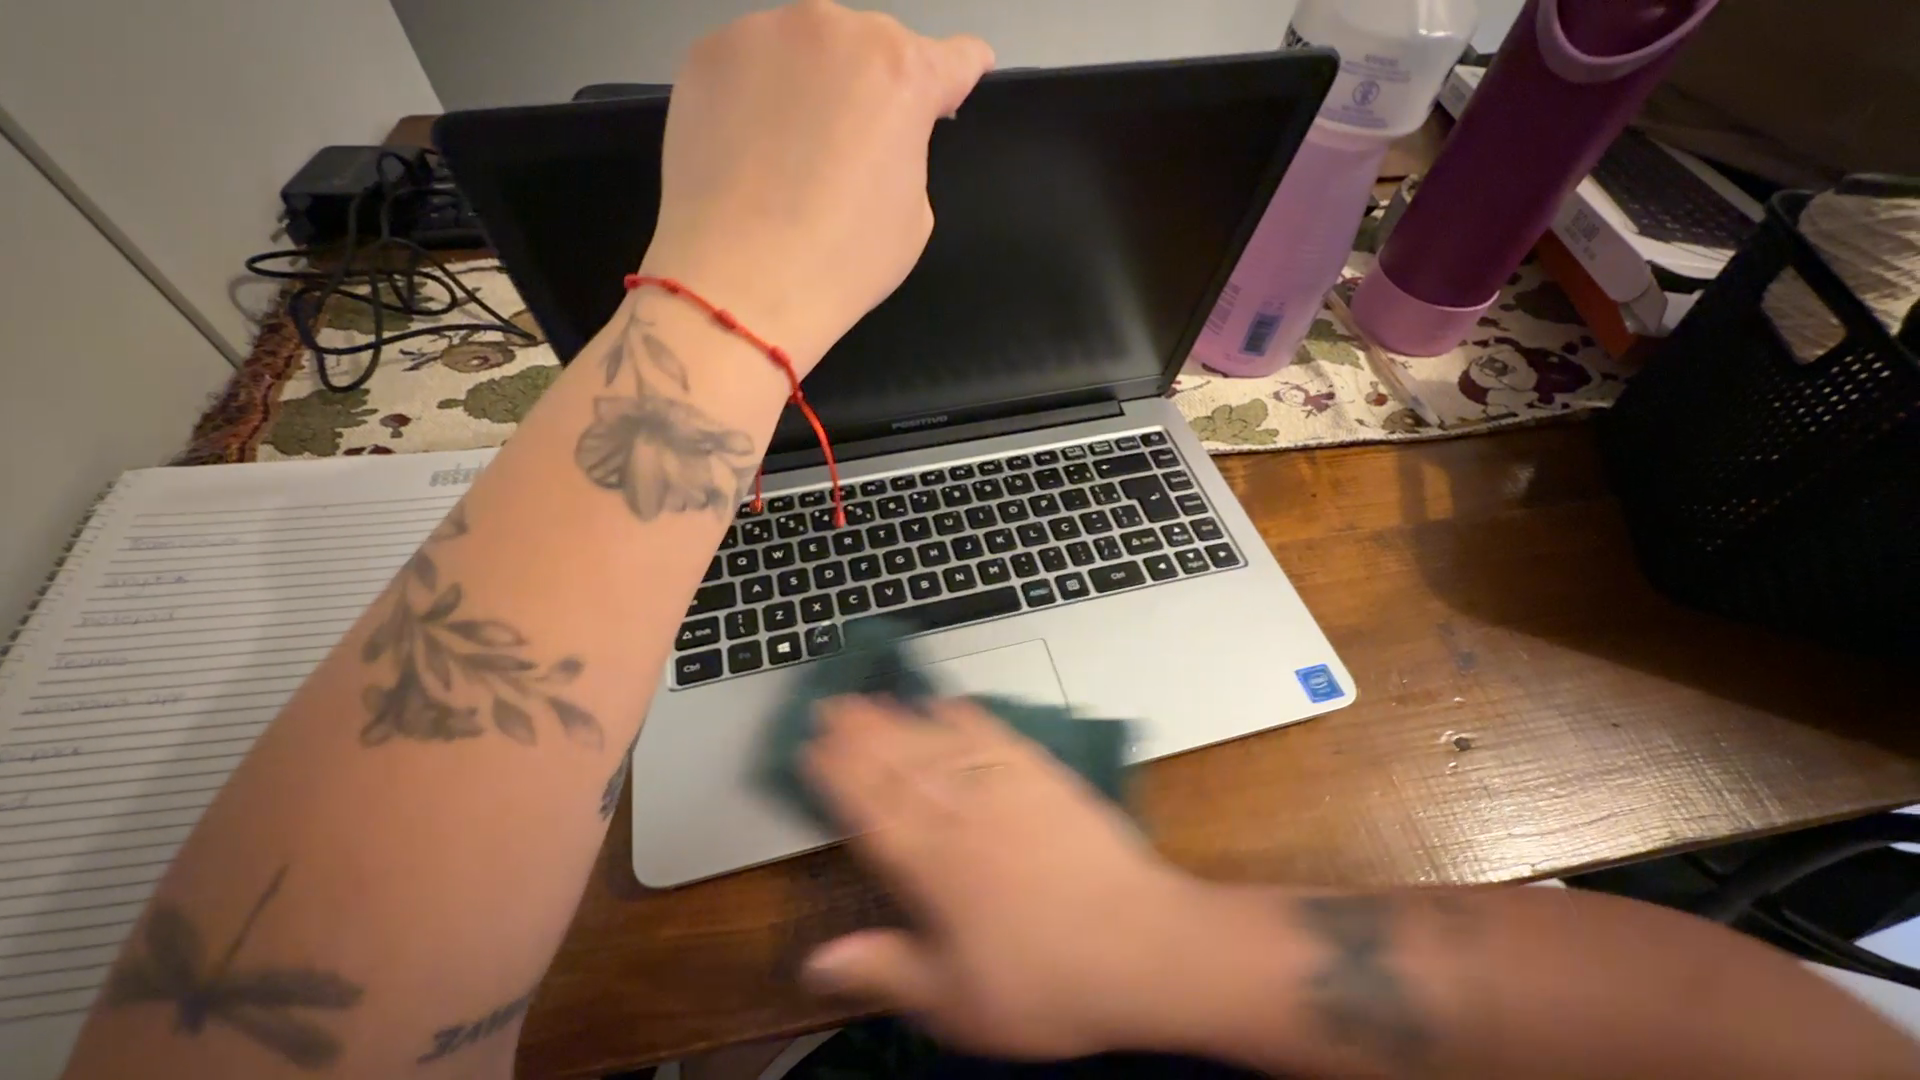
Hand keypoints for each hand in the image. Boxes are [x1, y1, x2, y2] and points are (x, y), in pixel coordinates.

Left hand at [642, 0, 993, 370]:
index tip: (954, 87)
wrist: (739, 285)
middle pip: (872, 47)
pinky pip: (750, 65)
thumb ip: (908, 151)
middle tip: (853, 150)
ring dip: (812, 85)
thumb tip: (882, 134)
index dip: (960, 76)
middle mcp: (835, 30)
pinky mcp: (707, 55)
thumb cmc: (840, 261)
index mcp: (903, 72)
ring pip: (806, 49)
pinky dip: (757, 96)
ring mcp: (763, 33)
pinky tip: (748, 150)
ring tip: (791, 154)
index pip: (955, 56)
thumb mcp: (913, 216)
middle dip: (873, 88)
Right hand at [800, 696, 1209, 1059]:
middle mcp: (960, 816)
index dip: (836, 775)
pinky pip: (997, 737)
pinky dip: (969, 717)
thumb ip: (883, 969)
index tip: (811, 747)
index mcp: (930, 867)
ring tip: (872, 697)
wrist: (1143, 947)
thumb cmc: (1044, 984)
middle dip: (860, 734)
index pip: (870, 808)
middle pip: (899, 765)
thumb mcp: (954, 1000)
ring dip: (901, 718)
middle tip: (831, 704)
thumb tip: (814, 962)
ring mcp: (1005, 790)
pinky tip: (951, 703)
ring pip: (939, 744)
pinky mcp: (1046, 778)